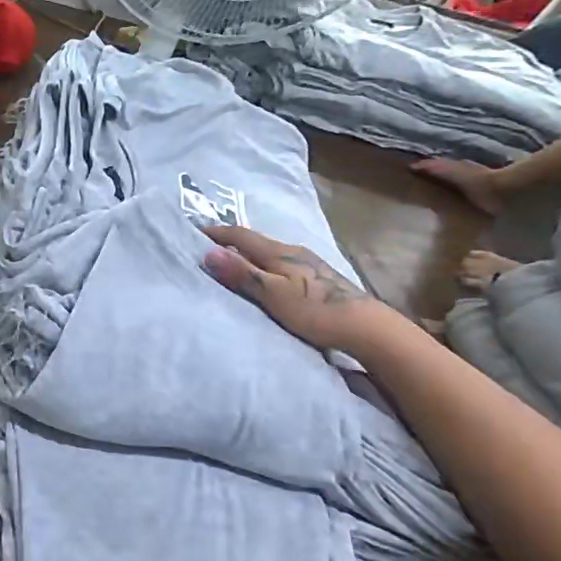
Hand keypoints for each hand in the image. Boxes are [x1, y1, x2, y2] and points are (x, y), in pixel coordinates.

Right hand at [201, 225, 397, 353]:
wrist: (368, 328)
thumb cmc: (315, 310)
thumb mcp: (272, 293)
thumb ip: (241, 273)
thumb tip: (208, 252)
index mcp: (279, 252)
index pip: (239, 235)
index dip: (215, 233)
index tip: (192, 233)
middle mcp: (293, 252)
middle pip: (254, 242)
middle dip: (228, 244)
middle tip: (205, 251)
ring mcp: (307, 264)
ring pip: (267, 254)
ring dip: (245, 256)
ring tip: (228, 267)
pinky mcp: (316, 278)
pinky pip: (279, 265)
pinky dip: (261, 267)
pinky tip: (261, 280)